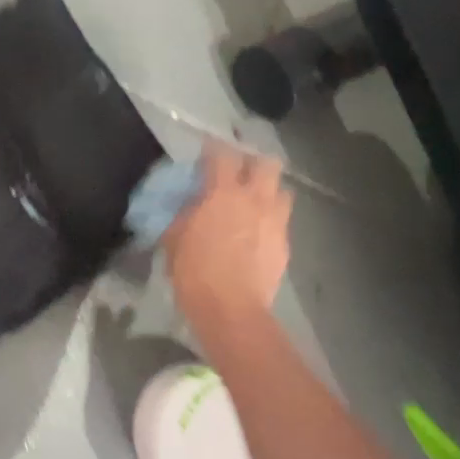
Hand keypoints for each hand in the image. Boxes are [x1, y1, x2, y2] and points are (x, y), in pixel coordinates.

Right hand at [164, 141, 293, 338]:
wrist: (231, 310)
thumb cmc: (194, 271)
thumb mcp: (174, 237)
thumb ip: (185, 213)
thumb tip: (190, 205)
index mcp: (223, 193)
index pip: (222, 155)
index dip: (214, 148)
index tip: (206, 149)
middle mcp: (254, 200)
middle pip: (267, 164)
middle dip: (253, 163)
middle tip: (238, 172)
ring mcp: (275, 222)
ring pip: (282, 190)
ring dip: (268, 190)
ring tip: (253, 201)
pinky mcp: (285, 245)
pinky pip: (281, 220)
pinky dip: (269, 219)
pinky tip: (256, 233)